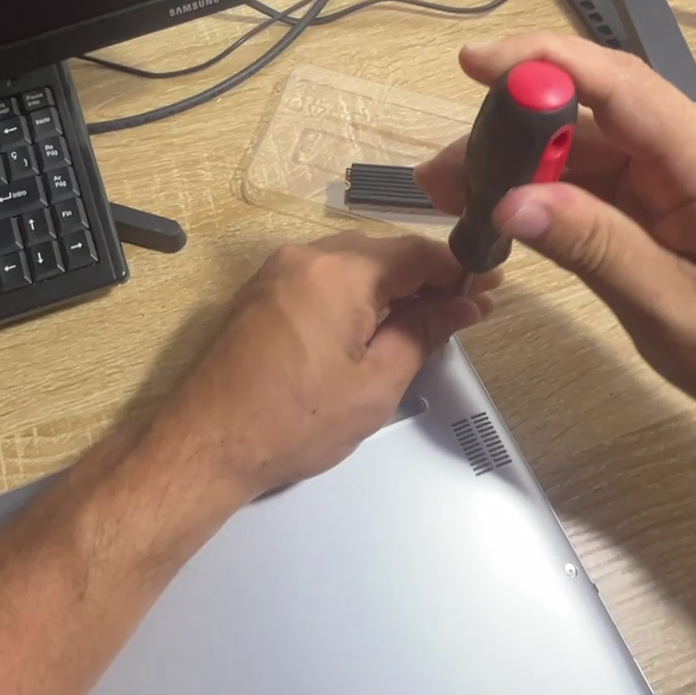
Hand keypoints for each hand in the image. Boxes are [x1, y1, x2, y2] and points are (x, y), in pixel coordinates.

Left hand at [160, 232, 496, 498]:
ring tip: (424, 324)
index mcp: (338, 270)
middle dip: (425, 279)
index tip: (489, 289)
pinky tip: (372, 326)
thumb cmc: (294, 421)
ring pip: (352, 264)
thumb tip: (465, 304)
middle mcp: (304, 256)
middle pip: (382, 253)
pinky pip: (322, 278)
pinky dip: (354, 295)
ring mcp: (277, 270)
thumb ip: (424, 332)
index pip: (416, 251)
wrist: (206, 442)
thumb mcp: (375, 383)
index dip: (458, 269)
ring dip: (390, 288)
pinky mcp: (261, 291)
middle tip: (463, 311)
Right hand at [415, 34, 695, 426]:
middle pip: (589, 118)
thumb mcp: (680, 311)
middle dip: (510, 133)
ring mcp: (685, 183)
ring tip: (459, 198)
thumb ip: (596, 250)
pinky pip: (608, 188)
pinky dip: (556, 198)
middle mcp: (692, 157)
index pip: (613, 85)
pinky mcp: (680, 208)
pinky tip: (516, 216)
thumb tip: (510, 203)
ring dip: (524, 171)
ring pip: (590, 155)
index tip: (471, 62)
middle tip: (441, 173)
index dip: (540, 63)